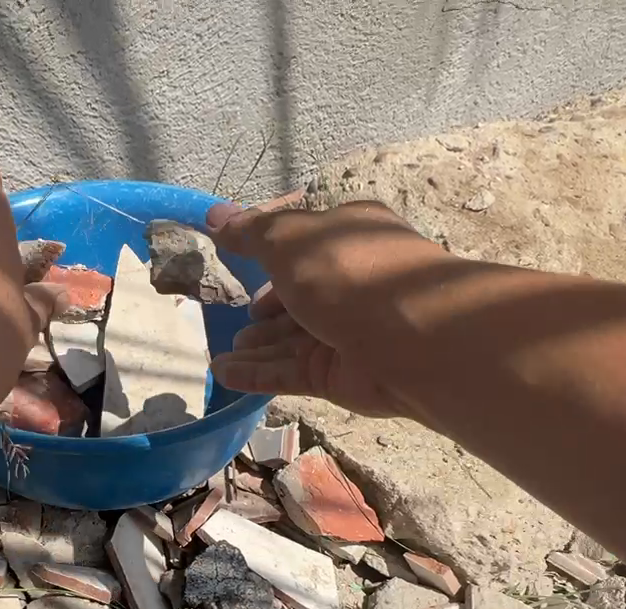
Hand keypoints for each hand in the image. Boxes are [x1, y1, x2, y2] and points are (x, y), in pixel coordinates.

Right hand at [205, 200, 454, 417]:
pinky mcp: (336, 375)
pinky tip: (223, 374)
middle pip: (298, 297)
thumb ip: (251, 233)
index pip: (304, 243)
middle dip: (266, 309)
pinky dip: (256, 373)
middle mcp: (348, 285)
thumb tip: (215, 215)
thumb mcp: (290, 241)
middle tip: (238, 318)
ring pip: (290, 340)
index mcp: (347, 239)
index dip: (271, 251)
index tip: (236, 259)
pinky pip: (288, 372)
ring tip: (224, 352)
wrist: (410, 339)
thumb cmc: (348, 275)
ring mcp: (343, 333)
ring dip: (257, 345)